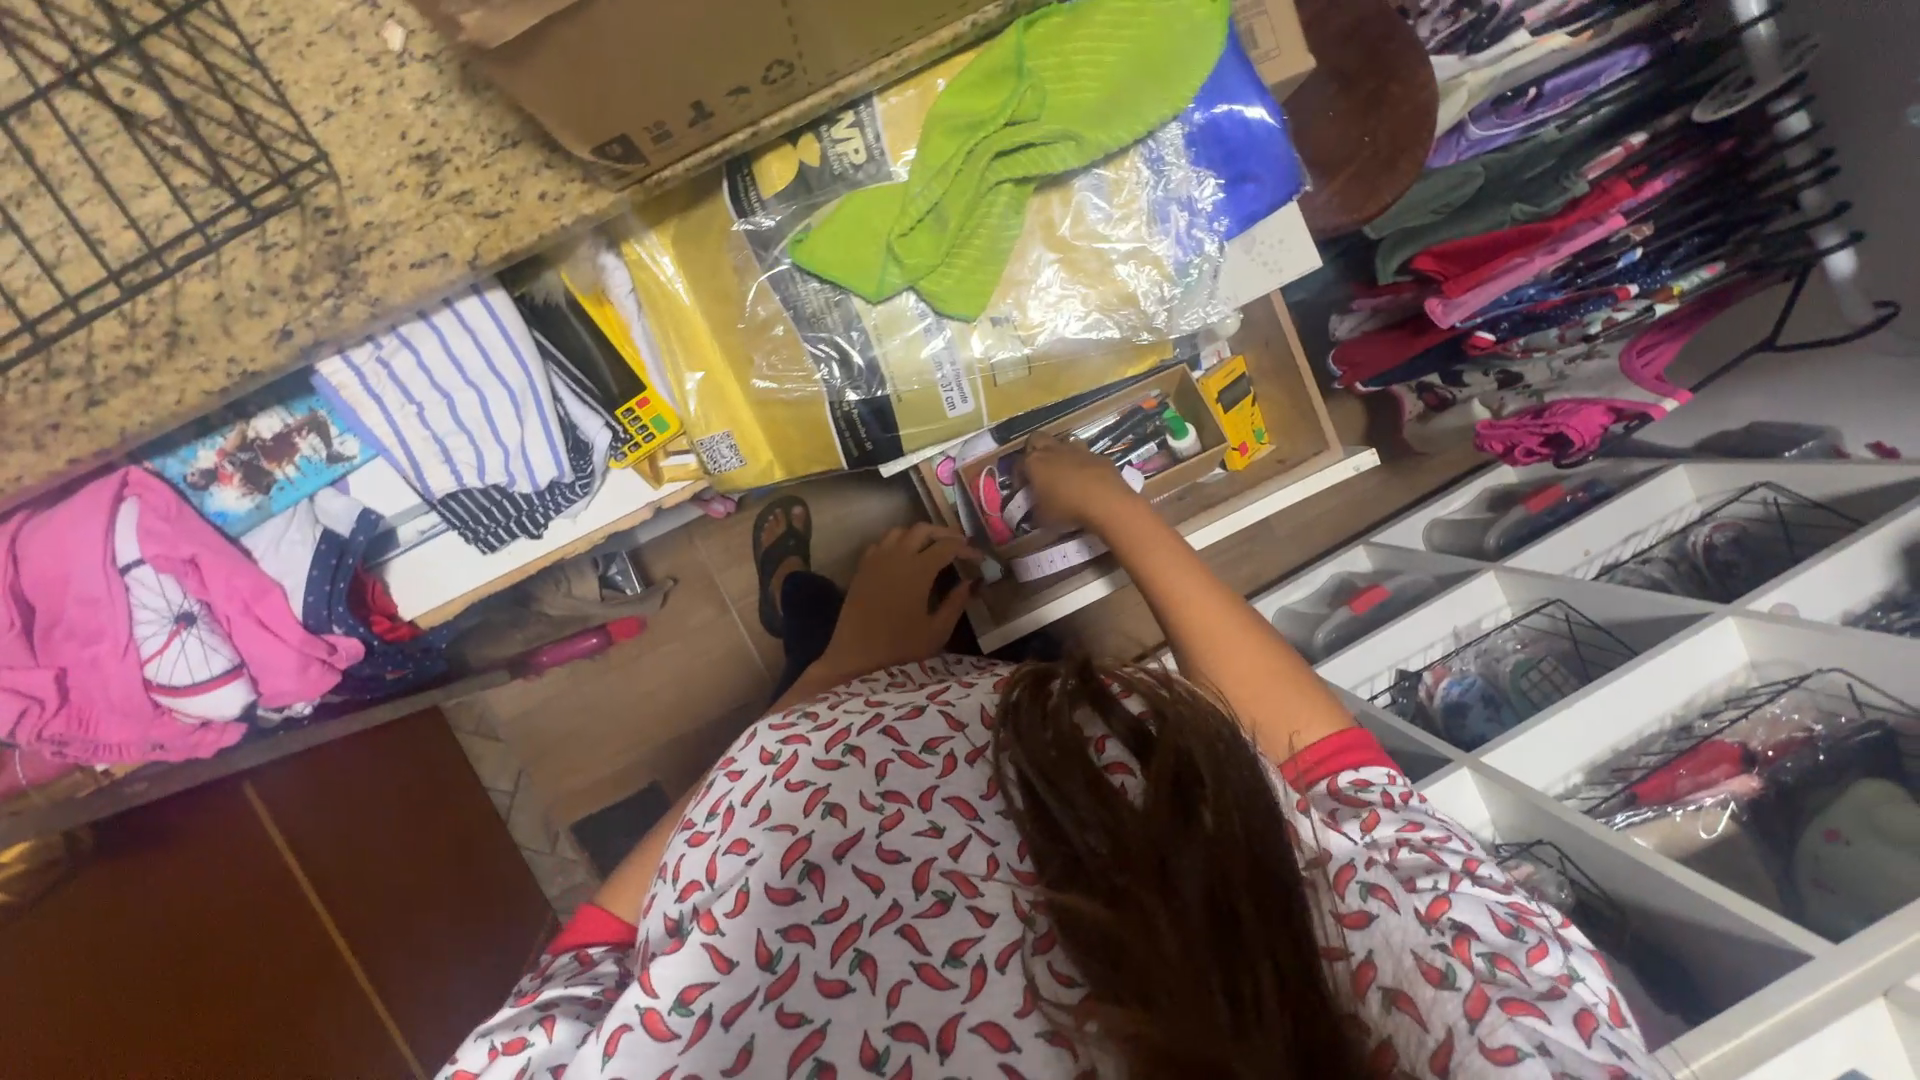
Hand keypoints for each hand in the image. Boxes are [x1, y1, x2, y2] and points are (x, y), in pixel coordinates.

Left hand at [812, 524, 982, 683]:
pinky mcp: (862, 568)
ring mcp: (876, 560)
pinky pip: (881, 543)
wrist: (855, 655)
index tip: (978, 557)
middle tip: (959, 545)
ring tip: (932, 547)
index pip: (948, 546)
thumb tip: (970, 583)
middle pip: (923, 529)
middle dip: (944, 533)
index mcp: (918, 570)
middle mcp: (897, 556)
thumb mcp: (937, 631)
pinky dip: (896, 543)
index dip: (966, 548)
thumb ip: (956, 604)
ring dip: (919, 534)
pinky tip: (902, 557)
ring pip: (900, 531)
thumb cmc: (899, 646)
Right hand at [1019, 432, 1149, 532]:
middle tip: (1038, 470)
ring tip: (1063, 471)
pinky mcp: (1098, 455)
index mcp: (1034, 463)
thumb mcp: (1043, 518)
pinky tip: (1087, 479)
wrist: (1106, 501)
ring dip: (1060, 453)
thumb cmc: (1067, 508)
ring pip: (1063, 441)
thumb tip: (1034, 512)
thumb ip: (1034, 512)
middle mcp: (1053, 450)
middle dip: (1034, 450)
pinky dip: (1082, 464)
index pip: (1018, 464)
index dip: (1018, 477)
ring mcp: (1077, 450)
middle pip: (1036, 438)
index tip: (1022, 490)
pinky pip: (1086, 455)